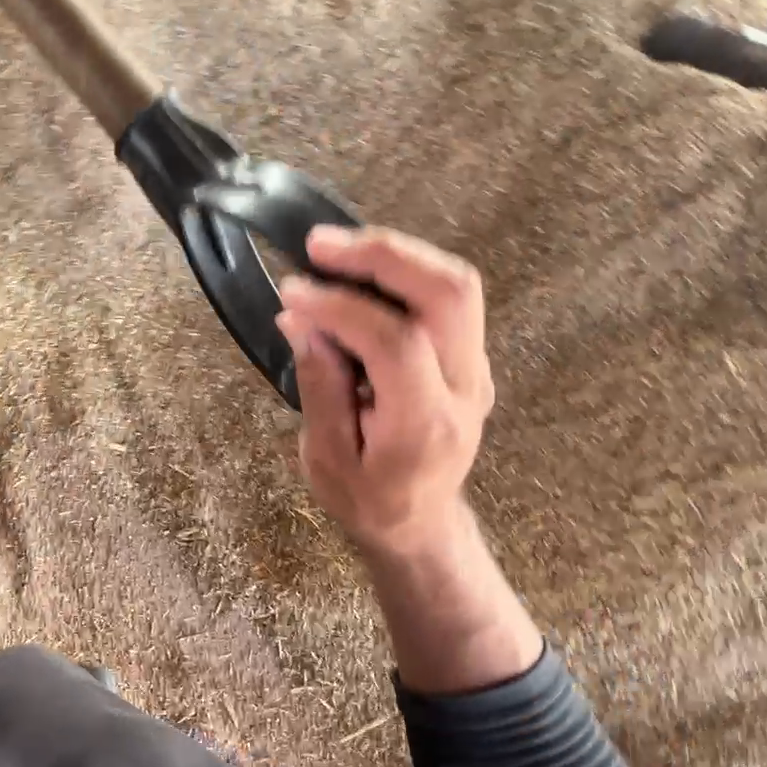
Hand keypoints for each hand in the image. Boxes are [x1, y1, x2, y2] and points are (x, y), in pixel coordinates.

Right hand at [274, 226, 493, 560]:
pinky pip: (444, 299)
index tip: (293, 292)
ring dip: (394, 256)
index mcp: (425, 424)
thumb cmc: (366, 500)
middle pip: (449, 294)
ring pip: (455, 285)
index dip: (342, 308)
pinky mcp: (467, 355)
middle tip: (320, 244)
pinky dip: (400, 274)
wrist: (419, 522)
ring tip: (333, 249)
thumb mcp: (327, 458)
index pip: (396, 343)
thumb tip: (303, 321)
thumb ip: (320, 388)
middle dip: (383, 256)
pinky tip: (356, 274)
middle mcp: (464, 386)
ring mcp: (474, 366)